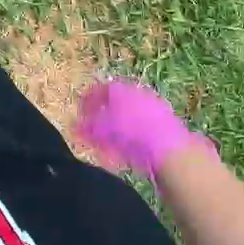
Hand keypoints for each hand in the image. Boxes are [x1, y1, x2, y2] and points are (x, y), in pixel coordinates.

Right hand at [75, 79, 216, 175]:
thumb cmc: (129, 132)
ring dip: (115, 132)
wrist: (169, 147)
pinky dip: (130, 141)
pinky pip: (140, 132)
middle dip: (102, 118)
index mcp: (119, 88)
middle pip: (114, 104)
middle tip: (92, 132)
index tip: (80, 113)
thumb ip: (87, 127)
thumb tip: (74, 127)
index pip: (99, 90)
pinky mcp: (165, 127)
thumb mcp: (102, 128)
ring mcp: (152, 109)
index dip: (88, 101)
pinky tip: (125, 155)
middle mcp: (136, 94)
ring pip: (128, 120)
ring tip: (107, 148)